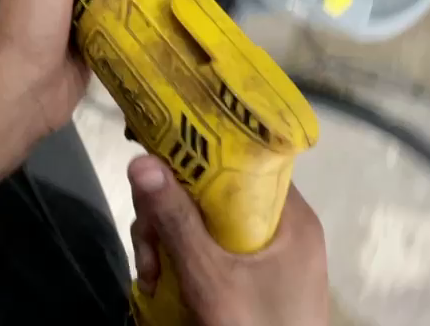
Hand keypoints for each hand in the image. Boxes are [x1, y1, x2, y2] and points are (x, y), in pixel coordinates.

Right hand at [128, 157, 329, 325]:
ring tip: (149, 272)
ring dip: (163, 239)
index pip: (241, 156)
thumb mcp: (210, 278)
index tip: (154, 153)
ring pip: (200, 218)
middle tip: (146, 236)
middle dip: (166, 210)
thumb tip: (139, 158)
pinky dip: (176, 258)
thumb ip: (175, 219)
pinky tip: (157, 281)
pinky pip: (205, 247)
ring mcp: (265, 255)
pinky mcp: (250, 277)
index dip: (195, 148)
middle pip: (209, 189)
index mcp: (290, 217)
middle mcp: (280, 227)